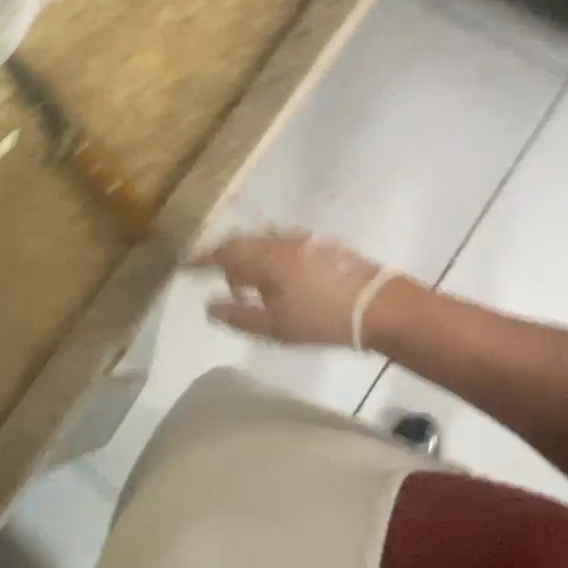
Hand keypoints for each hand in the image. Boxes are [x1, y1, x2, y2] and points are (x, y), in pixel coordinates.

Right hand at [191, 230, 393, 348]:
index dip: (201, 259)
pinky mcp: (324, 246)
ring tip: (254, 286)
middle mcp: (281, 240)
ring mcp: (305, 240)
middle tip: (223, 281)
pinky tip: (282, 281)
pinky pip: (284, 244)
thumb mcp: (275, 327)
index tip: (185, 266)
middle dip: (227, 259)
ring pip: (265, 243)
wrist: (381, 307)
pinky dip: (272, 258)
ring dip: (252, 259)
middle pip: (243, 242)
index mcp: (264, 257)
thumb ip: (239, 316)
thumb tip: (209, 307)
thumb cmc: (322, 319)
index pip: (222, 252)